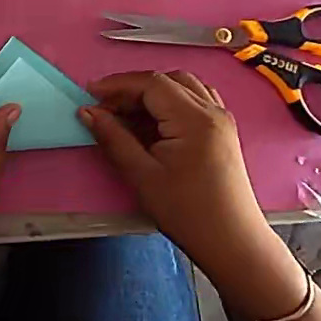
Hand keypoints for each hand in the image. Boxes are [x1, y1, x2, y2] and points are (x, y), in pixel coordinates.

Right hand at [78, 71, 285, 283]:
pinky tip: (155, 121)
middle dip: (133, 88)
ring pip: (183, 86)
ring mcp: (221, 119)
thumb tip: (89, 112)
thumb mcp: (142, 175)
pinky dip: (171, 100)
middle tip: (106, 107)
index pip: (151, 83)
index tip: (91, 94)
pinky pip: (196, 99)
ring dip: (153, 92)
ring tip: (127, 113)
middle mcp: (212, 110)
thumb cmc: (187, 211)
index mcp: (194, 118)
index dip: (118, 84)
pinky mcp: (223, 131)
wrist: (231, 241)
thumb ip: (113, 138)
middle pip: (168, 80)